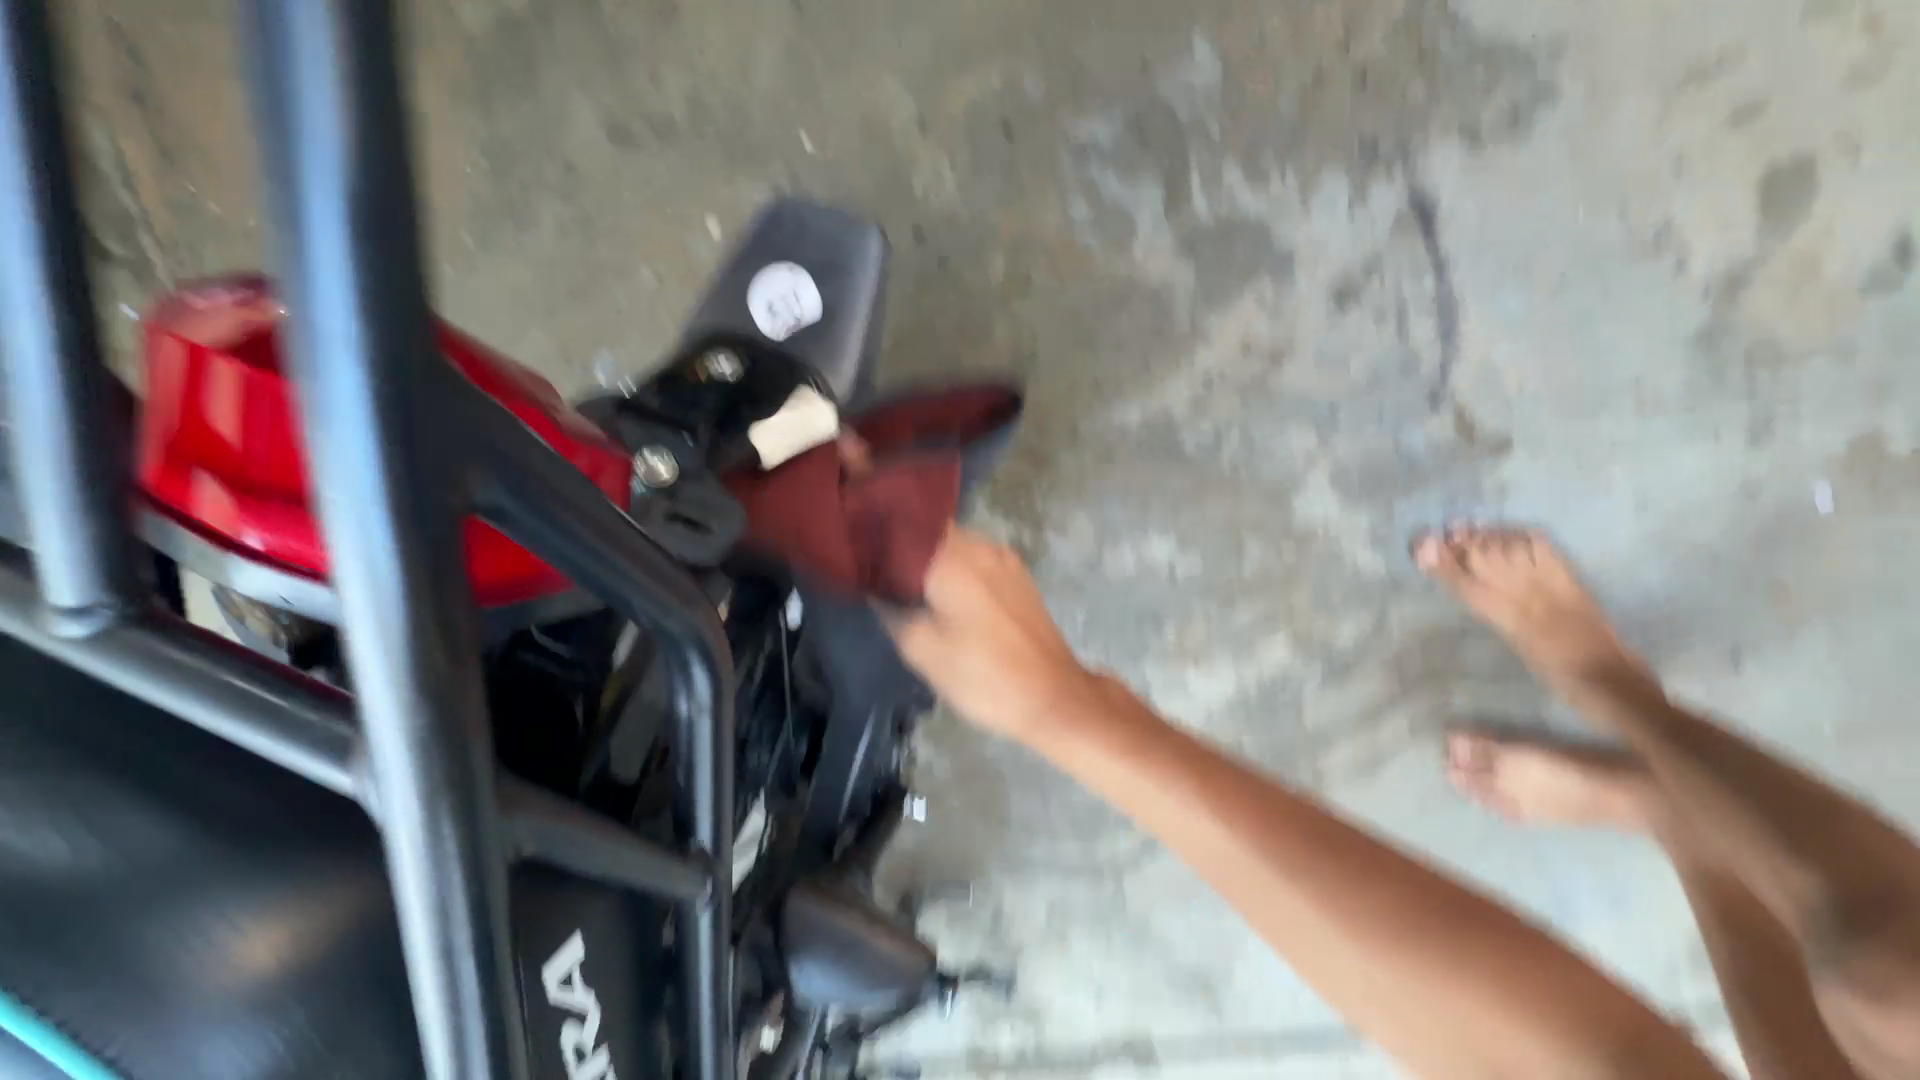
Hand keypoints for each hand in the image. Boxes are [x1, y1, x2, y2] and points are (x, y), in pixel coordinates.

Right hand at [887, 527, 1101, 743]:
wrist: (1052, 696)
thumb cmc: (983, 676)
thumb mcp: (923, 652)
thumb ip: (894, 613)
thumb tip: (877, 591)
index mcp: (952, 559)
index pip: (904, 527)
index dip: (877, 536)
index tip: (857, 551)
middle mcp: (980, 547)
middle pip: (932, 530)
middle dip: (904, 544)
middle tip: (876, 567)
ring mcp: (1004, 559)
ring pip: (957, 542)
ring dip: (932, 554)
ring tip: (907, 578)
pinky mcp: (1019, 577)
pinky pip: (978, 557)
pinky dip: (957, 565)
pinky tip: (944, 588)